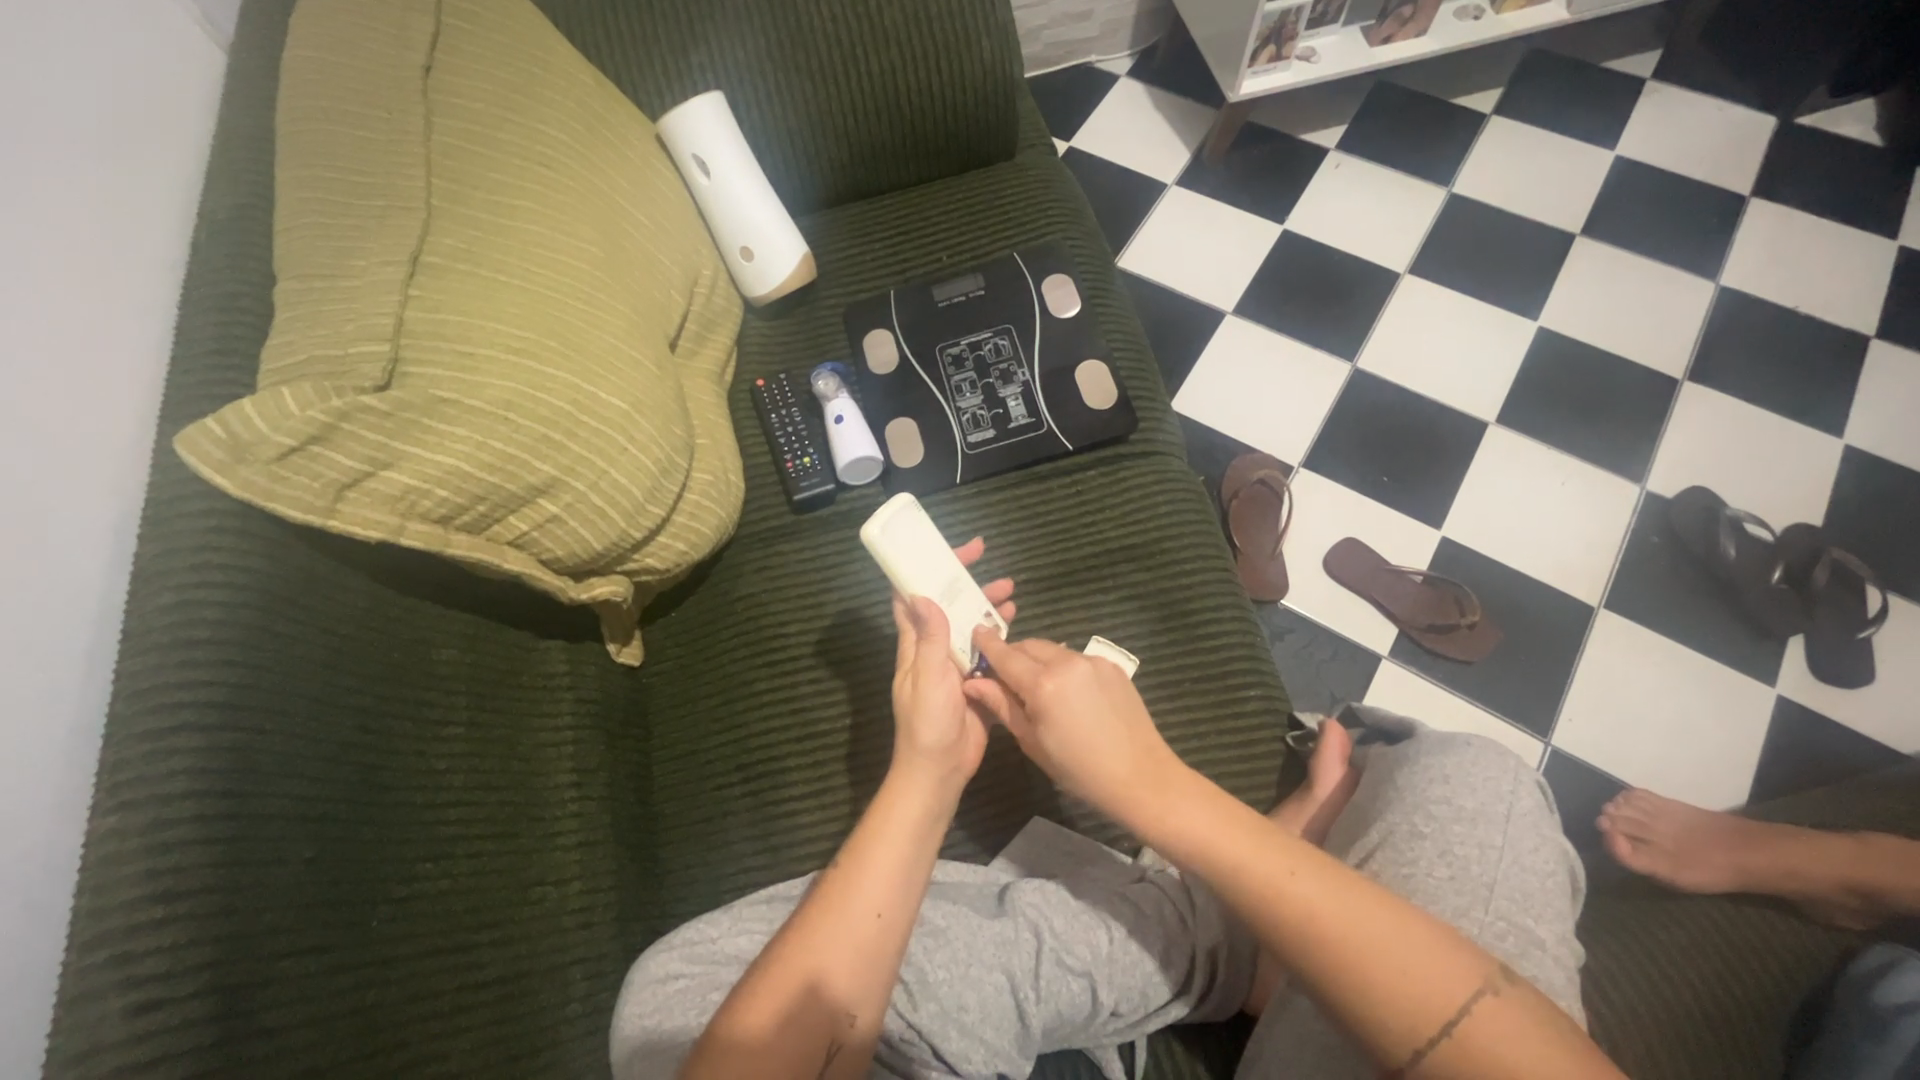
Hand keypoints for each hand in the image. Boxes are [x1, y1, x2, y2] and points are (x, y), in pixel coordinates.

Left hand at [885, 539, 1015, 796]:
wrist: (940, 771)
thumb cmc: (928, 723)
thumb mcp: (928, 677)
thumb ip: (930, 638)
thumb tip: (921, 594)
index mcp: (915, 646)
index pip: (913, 599)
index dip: (927, 571)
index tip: (952, 553)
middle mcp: (933, 652)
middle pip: (948, 609)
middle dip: (967, 586)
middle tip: (993, 568)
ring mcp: (954, 669)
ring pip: (970, 630)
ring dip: (987, 610)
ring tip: (1012, 594)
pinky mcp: (974, 685)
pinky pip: (988, 656)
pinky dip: (1000, 640)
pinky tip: (1017, 631)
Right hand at [962, 630, 1182, 819]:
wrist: (1140, 776)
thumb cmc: (1078, 769)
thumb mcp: (1032, 741)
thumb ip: (1002, 706)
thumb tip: (972, 683)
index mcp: (1043, 684)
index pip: (1005, 655)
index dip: (988, 644)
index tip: (975, 631)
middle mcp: (1067, 663)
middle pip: (1029, 646)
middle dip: (1013, 654)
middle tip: (1003, 673)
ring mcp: (1093, 662)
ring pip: (1054, 650)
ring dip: (1039, 660)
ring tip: (1037, 687)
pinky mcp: (1112, 666)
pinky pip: (1077, 659)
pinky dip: (1064, 667)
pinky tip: (1069, 694)